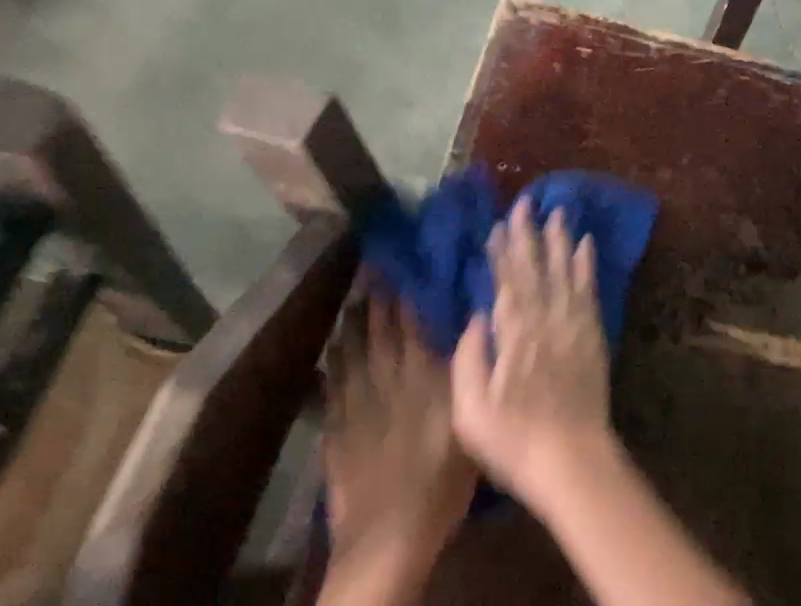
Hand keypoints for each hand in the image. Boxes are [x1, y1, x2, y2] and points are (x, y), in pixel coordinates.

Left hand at [321, 291, 478, 552]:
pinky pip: (330, 383)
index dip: (400, 294)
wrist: (389, 532)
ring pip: (349, 351)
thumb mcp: (469, 418)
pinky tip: (332, 352)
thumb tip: (469, 327)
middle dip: (373, 301)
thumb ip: (464, 370)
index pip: (407, 322)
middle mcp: (383, 377)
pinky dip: (332, 362)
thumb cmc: (443, 477)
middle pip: (375, 330)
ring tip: (352, 306)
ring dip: (350, 325)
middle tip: (371, 275)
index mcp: (419, 373)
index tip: (396, 268)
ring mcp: (354, 402)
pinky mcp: (335, 427)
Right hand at [451, 197, 614, 506]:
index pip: (507, 283)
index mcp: (514, 336)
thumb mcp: (470, 410)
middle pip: (536, 271)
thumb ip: (469, 358)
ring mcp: (573, 330)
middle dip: (530, 236)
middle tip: (527, 203)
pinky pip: (590, 295)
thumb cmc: (513, 442)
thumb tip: (477, 316)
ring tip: (558, 212)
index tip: (500, 224)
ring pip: (565, 275)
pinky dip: (587, 269)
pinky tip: (586, 248)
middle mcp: (545, 323)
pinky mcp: (593, 340)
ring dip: (560, 243)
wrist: (572, 463)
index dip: (503, 253)